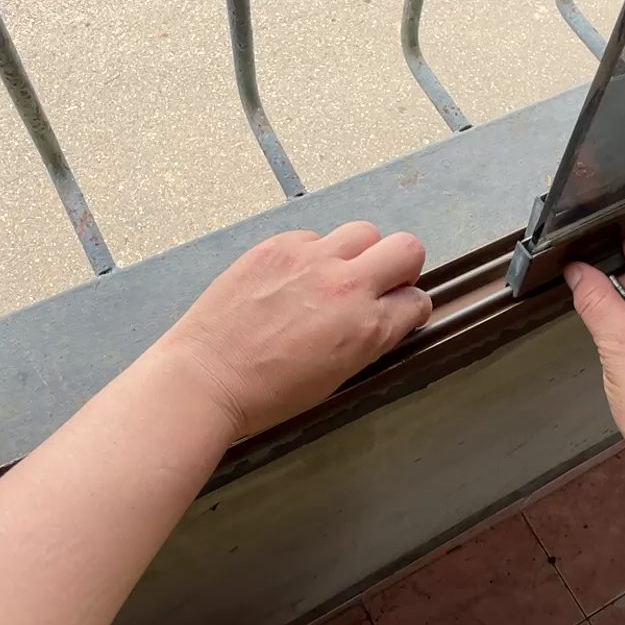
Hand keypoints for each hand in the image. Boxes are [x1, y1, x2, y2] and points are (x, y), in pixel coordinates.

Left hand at [154, 222, 431, 440]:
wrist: (206, 377)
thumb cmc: (268, 393)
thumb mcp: (337, 376)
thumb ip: (369, 339)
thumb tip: (382, 317)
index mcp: (367, 329)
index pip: (417, 300)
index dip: (408, 307)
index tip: (396, 311)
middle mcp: (347, 286)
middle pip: (407, 248)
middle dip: (401, 266)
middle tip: (378, 283)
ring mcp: (311, 259)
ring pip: (363, 232)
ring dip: (358, 252)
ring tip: (332, 276)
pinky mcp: (278, 246)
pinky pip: (313, 236)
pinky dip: (312, 254)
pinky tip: (291, 279)